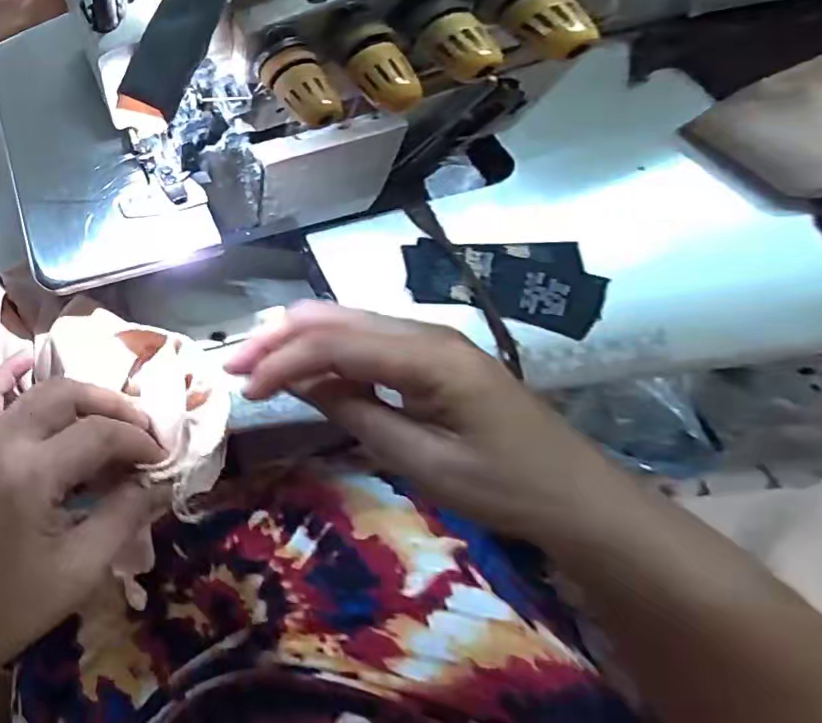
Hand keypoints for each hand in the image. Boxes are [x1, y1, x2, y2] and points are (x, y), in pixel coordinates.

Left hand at [0, 360, 168, 720]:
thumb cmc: (18, 600)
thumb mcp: (82, 566)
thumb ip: (124, 514)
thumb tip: (159, 480)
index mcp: (31, 472)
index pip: (98, 433)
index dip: (138, 441)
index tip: (164, 459)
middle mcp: (4, 439)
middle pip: (67, 396)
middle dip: (112, 407)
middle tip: (145, 433)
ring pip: (38, 392)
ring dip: (80, 397)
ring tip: (115, 421)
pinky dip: (12, 375)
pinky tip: (29, 360)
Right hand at [226, 301, 633, 543]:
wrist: (588, 503)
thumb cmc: (509, 488)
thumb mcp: (422, 459)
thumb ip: (352, 411)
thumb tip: (292, 381)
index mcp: (428, 356)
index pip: (332, 343)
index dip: (280, 361)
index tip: (244, 389)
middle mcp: (422, 332)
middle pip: (328, 317)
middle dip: (274, 339)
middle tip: (234, 366)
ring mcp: (424, 338)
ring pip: (338, 321)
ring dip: (291, 341)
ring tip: (254, 366)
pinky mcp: (424, 353)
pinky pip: (357, 338)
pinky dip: (319, 351)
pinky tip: (299, 370)